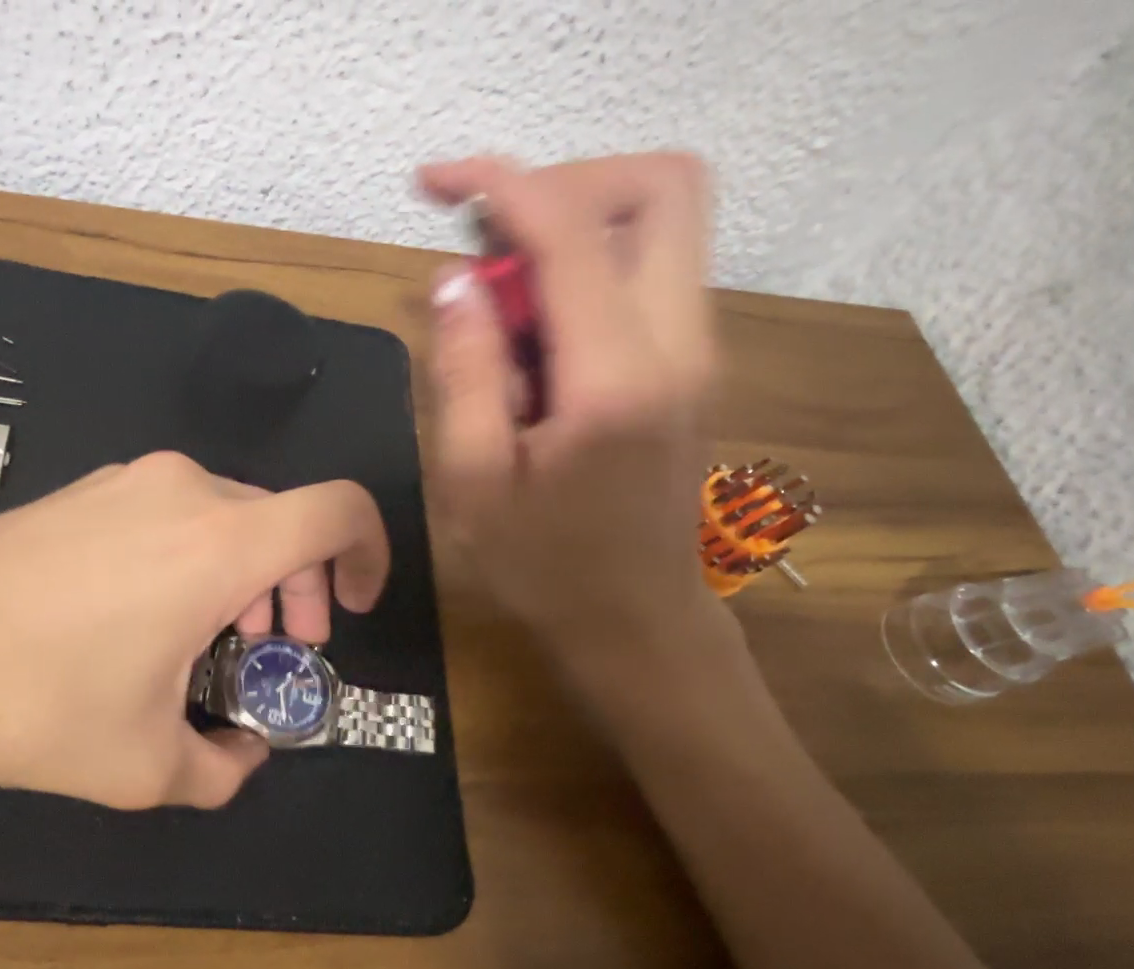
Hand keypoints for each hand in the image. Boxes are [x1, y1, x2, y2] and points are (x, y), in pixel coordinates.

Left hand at [0, 451, 388, 852]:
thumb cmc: (36, 706)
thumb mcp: (145, 764)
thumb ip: (222, 767)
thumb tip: (242, 757)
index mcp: (220, 542)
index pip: (339, 509)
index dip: (369, 553)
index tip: (351, 609)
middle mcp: (181, 491)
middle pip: (279, 517)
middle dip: (297, 584)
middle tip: (277, 646)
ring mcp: (121, 482)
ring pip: (221, 514)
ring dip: (241, 573)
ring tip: (209, 639)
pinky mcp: (77, 491)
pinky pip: (164, 512)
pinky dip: (187, 556)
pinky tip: (140, 617)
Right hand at [417, 154, 725, 658]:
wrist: (637, 620)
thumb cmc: (544, 566)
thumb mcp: (472, 482)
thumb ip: (463, 372)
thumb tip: (453, 280)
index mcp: (615, 378)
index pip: (572, 229)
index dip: (501, 183)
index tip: (436, 184)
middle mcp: (678, 343)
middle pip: (661, 185)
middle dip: (565, 183)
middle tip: (489, 237)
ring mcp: (696, 348)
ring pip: (662, 219)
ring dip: (574, 224)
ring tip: (499, 293)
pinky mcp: (690, 360)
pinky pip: (649, 268)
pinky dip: (587, 265)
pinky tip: (532, 330)